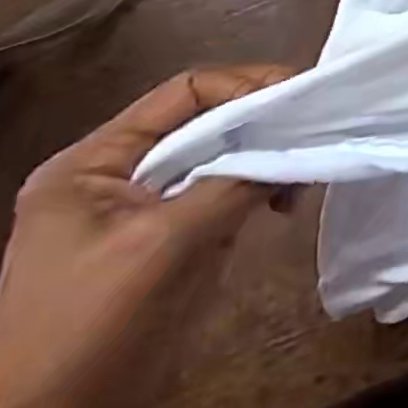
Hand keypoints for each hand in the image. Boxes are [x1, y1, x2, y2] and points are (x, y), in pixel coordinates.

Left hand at [0, 66, 296, 407]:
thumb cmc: (90, 323)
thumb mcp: (166, 242)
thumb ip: (234, 182)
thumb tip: (300, 141)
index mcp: (94, 162)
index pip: (185, 92)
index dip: (248, 84)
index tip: (304, 97)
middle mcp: (118, 173)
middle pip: (209, 121)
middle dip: (267, 123)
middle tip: (317, 131)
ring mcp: (144, 206)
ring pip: (225, 155)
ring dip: (270, 159)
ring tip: (303, 181)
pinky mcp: (171, 234)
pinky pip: (228, 190)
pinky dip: (263, 189)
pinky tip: (286, 206)